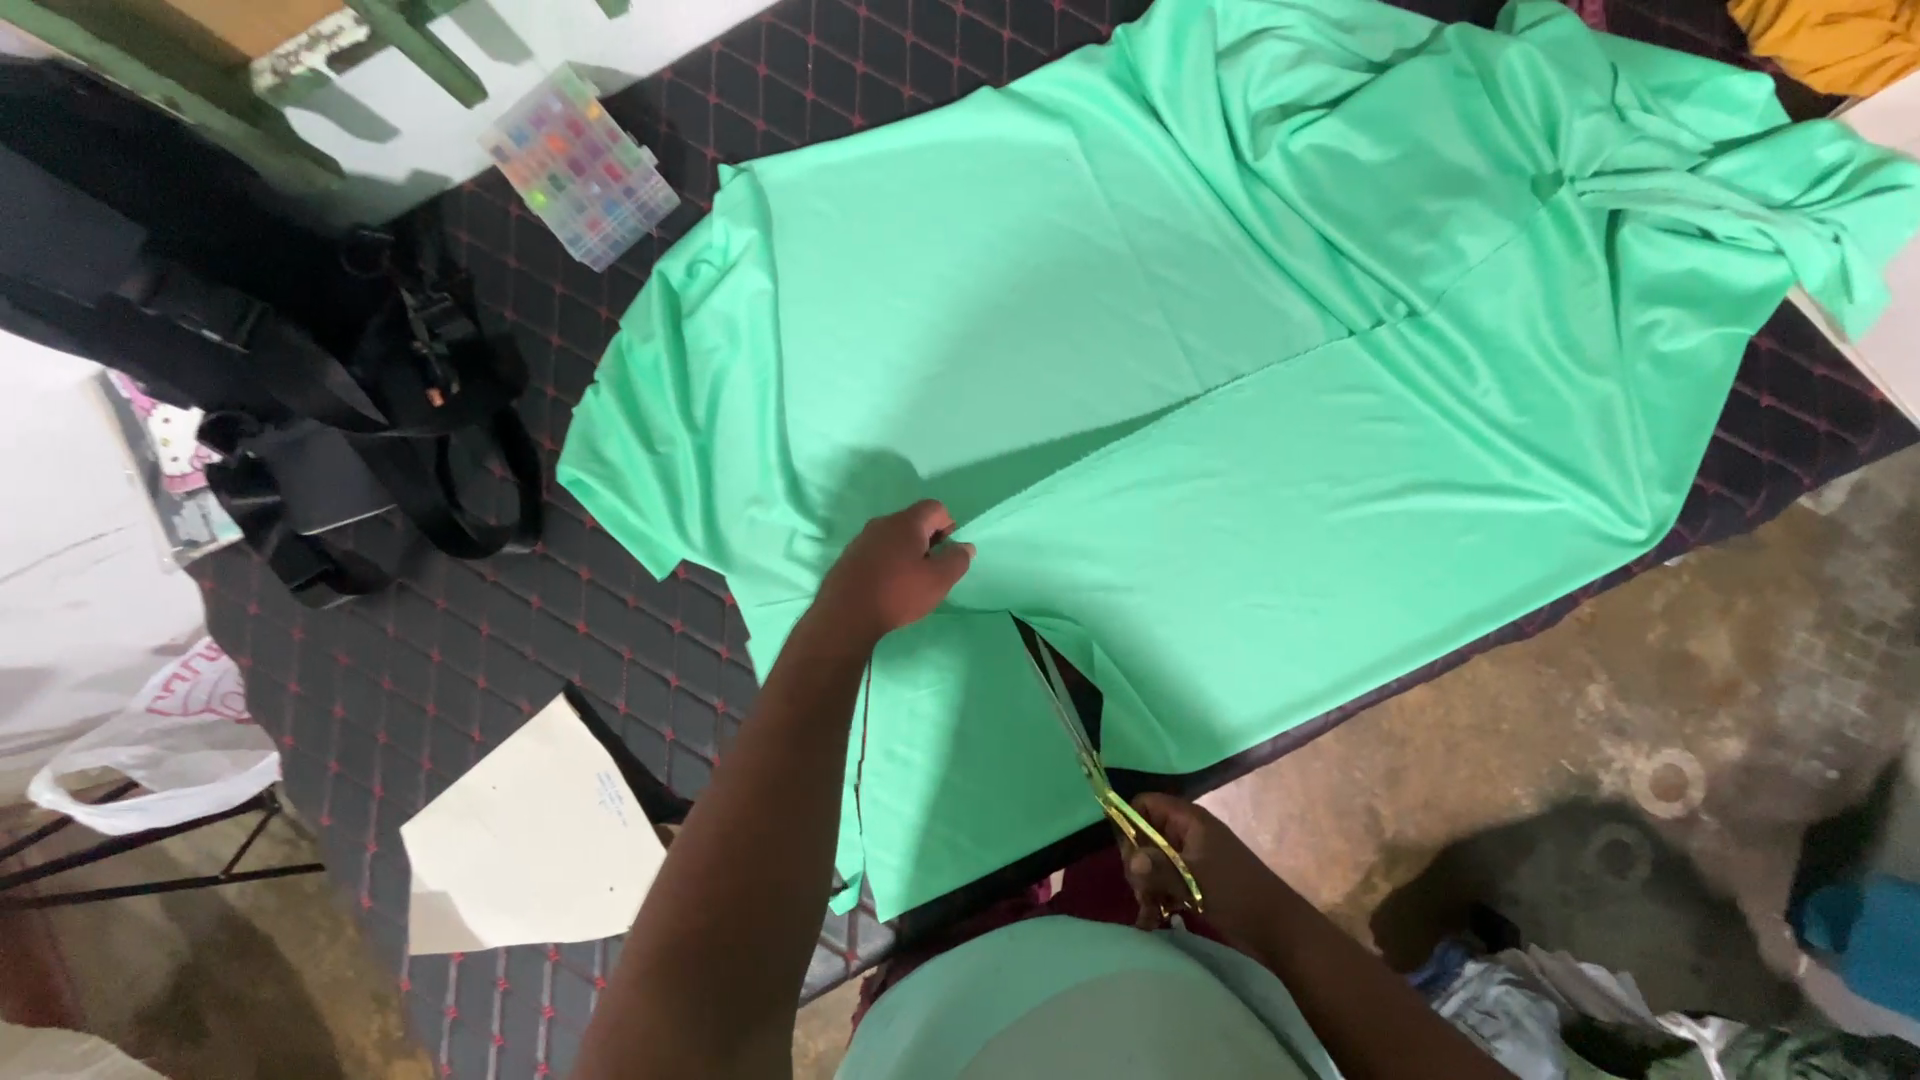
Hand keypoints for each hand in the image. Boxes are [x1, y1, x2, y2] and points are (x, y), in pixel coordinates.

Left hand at [813, 499, 973, 644]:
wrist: (845, 615)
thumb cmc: (897, 594)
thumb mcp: (938, 581)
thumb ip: (957, 560)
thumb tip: (965, 546)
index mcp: (906, 523)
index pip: (935, 507)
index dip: (948, 525)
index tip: (947, 552)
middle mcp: (882, 523)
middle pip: (913, 521)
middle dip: (928, 541)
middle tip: (931, 570)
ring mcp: (861, 539)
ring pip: (893, 537)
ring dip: (907, 552)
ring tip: (909, 581)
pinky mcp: (849, 557)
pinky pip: (877, 551)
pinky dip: (888, 562)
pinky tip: (887, 587)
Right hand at [1124, 793, 1288, 947]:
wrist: (1278, 929)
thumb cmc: (1237, 894)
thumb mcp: (1194, 880)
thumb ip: (1159, 868)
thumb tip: (1130, 860)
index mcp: (1189, 820)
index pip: (1145, 804)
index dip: (1131, 824)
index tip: (1131, 857)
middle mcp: (1186, 833)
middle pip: (1144, 835)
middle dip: (1137, 864)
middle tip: (1141, 892)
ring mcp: (1190, 858)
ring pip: (1152, 862)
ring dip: (1145, 886)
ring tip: (1149, 912)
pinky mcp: (1193, 881)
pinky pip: (1163, 881)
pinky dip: (1156, 898)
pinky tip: (1152, 920)